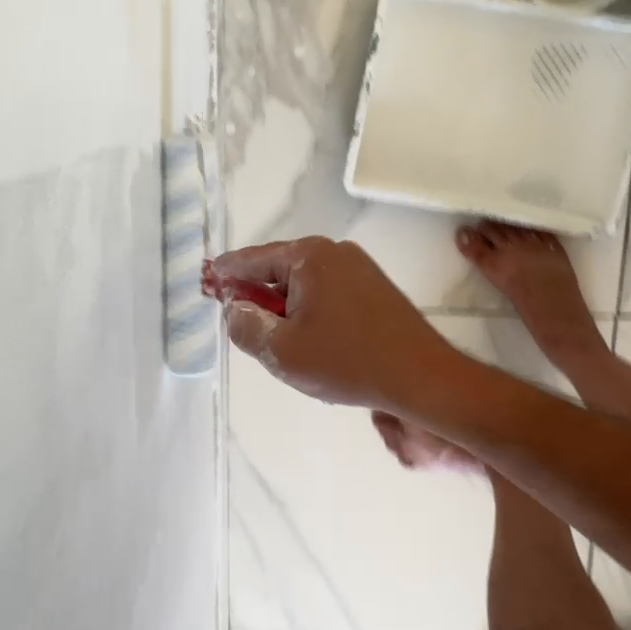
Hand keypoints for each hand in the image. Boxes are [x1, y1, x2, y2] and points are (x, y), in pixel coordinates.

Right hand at [207, 237, 460, 409]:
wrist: (422, 378)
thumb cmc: (347, 362)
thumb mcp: (282, 351)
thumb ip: (247, 327)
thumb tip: (236, 311)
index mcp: (309, 256)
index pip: (254, 260)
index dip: (228, 273)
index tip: (208, 279)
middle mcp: (335, 252)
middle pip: (280, 272)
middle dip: (261, 299)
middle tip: (247, 331)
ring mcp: (360, 269)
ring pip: (306, 287)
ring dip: (289, 312)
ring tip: (286, 349)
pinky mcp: (376, 290)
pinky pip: (329, 296)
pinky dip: (313, 315)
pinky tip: (316, 347)